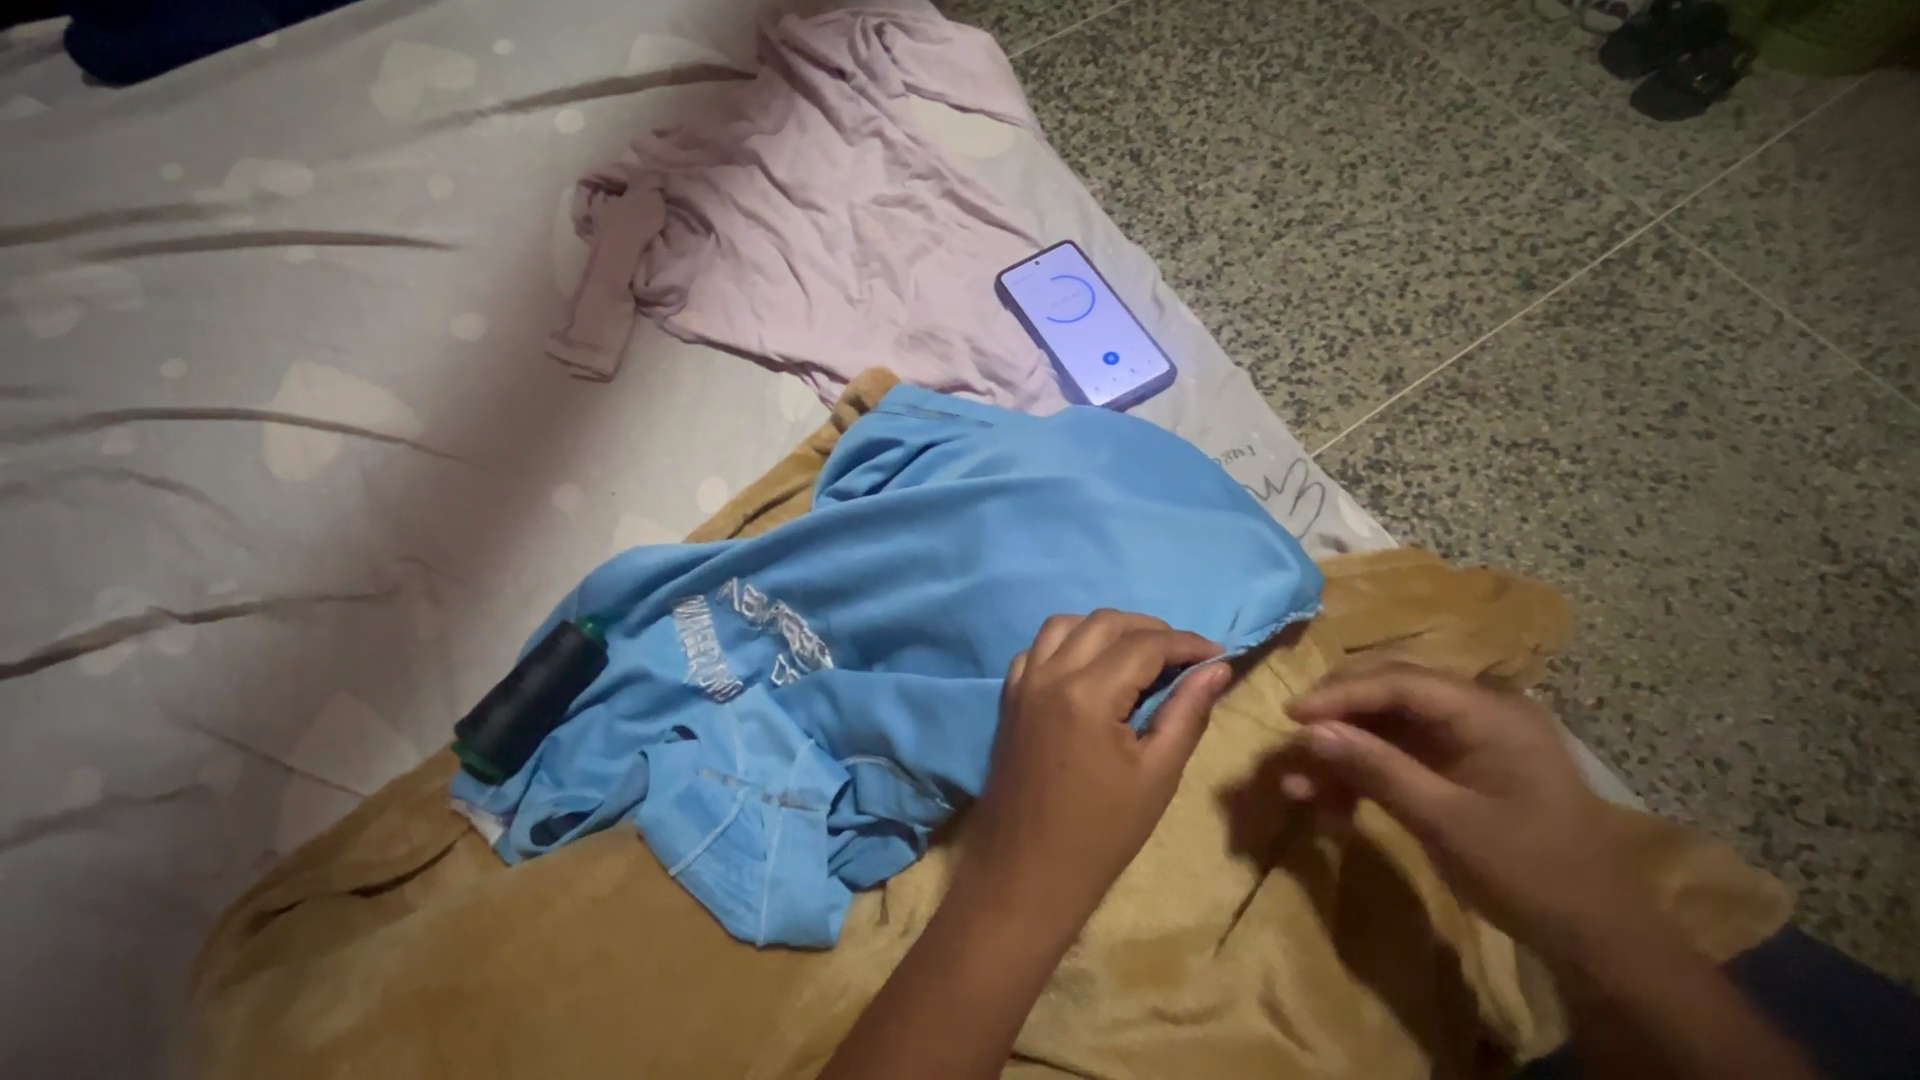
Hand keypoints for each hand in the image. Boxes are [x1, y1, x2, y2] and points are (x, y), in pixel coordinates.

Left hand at [960, 610, 1230, 935]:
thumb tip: (1218, 668)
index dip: (1187, 644)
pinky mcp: (1008, 699)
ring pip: (1063, 625)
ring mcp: (1022, 684)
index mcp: (1088, 693)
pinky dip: (1066, 645)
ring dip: (1104, 629)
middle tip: (1184, 654)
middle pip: (1104, 622)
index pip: (1145, 645)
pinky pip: (1035, 651)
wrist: (1026, 872)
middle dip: (1150, 629)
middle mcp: (1049, 674)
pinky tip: (1088, 669)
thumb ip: (1187, 713)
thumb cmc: (1101, 833)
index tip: (1218, 654)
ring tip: (1138, 654)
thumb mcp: (1157, 775)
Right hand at [1281, 661, 1652, 960]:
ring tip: (1301, 787)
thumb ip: (1376, 768)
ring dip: (1345, 752)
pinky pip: (1401, 756)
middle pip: (1391, 693)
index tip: (1291, 716)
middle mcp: (1481, 712)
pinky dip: (1366, 775)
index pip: (1401, 682)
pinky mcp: (1461, 769)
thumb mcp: (1446, 822)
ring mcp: (1471, 740)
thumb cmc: (1530, 873)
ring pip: (1389, 726)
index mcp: (1491, 713)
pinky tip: (1333, 805)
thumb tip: (1309, 731)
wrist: (1599, 938)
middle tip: (1292, 741)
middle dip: (1337, 718)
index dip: (1340, 694)